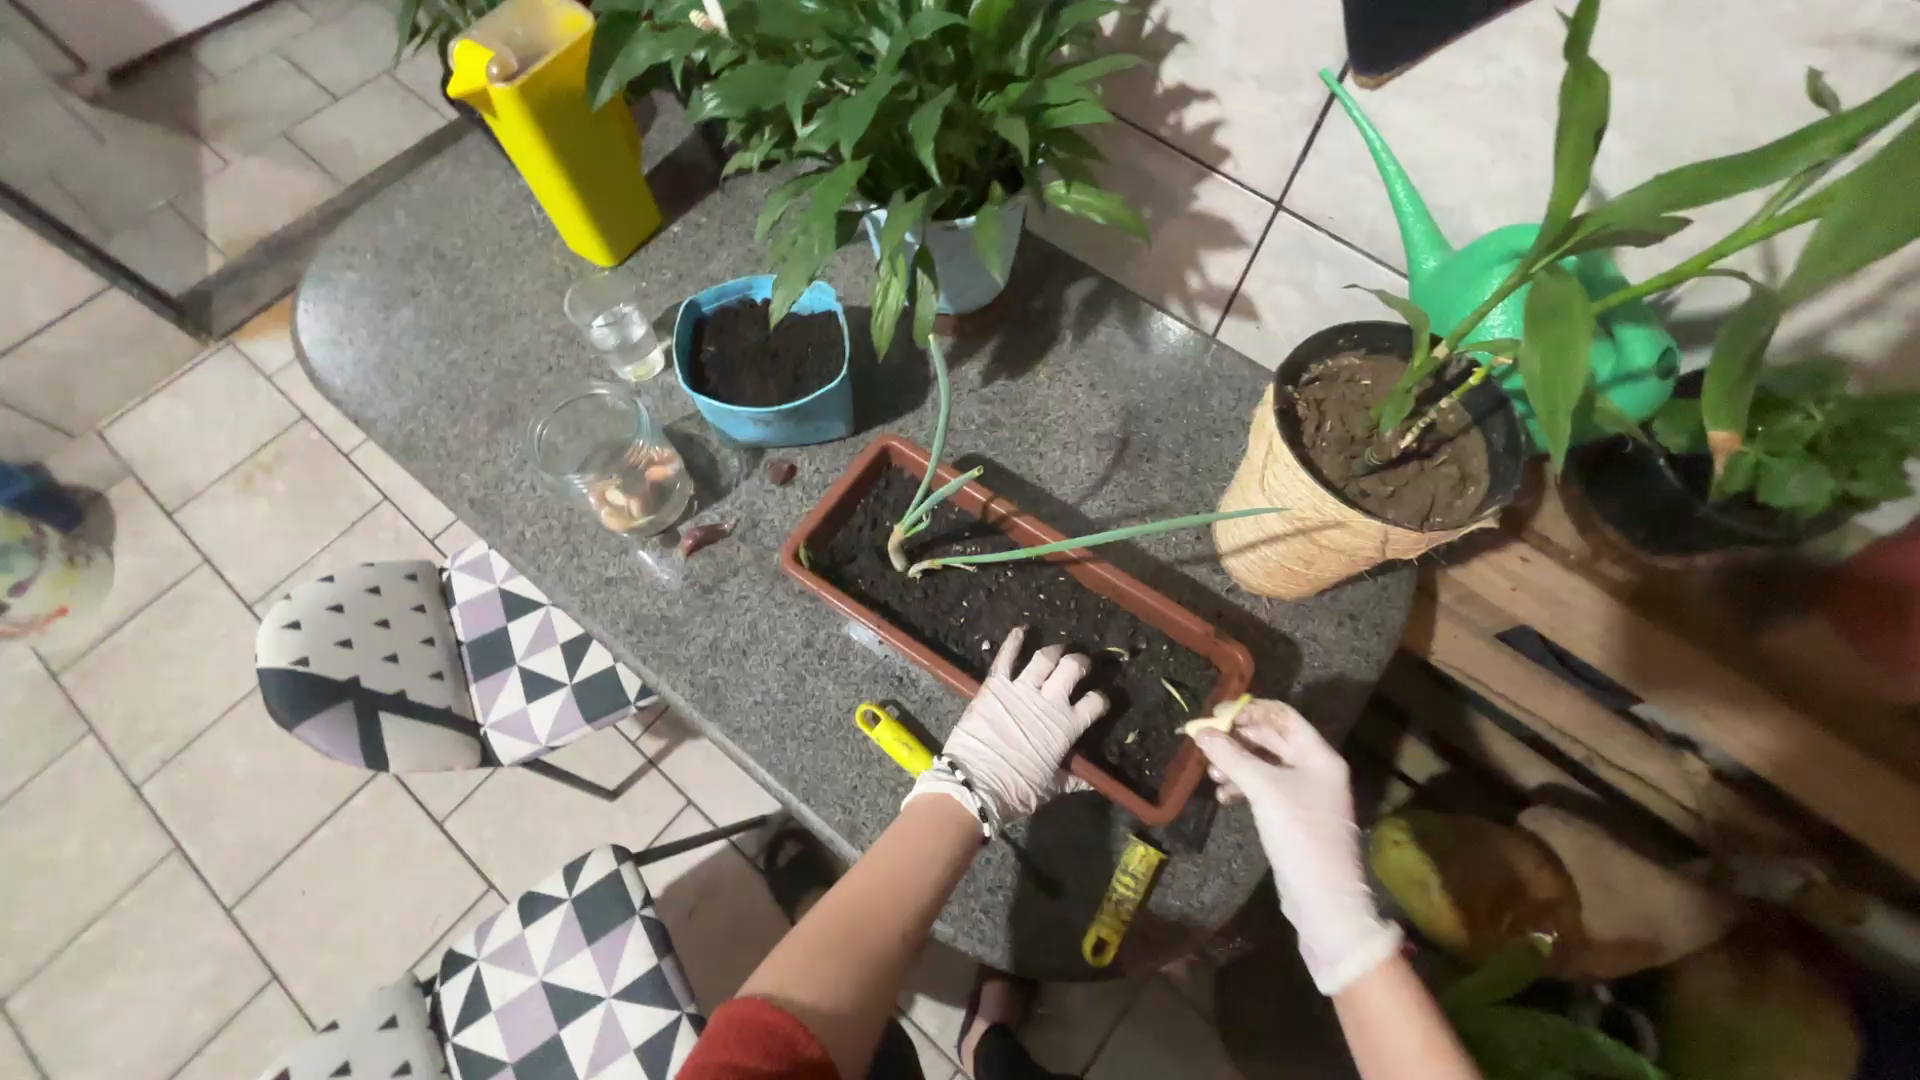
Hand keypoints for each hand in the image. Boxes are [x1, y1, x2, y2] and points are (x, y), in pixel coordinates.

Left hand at [906, 628, 1106, 830]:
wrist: (975, 784)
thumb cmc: (1016, 790)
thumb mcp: (1050, 788)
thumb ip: (1072, 780)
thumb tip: (1091, 783)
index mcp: (1066, 727)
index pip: (1096, 703)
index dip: (1102, 698)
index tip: (1101, 697)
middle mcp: (1048, 702)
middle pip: (1072, 668)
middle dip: (1081, 661)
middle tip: (1081, 662)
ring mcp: (1020, 690)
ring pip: (1044, 658)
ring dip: (1054, 650)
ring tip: (1058, 649)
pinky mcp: (995, 685)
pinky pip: (1006, 657)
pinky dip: (1013, 641)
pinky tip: (1021, 630)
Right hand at [1189, 699, 1401, 994]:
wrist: (1323, 897)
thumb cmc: (1299, 833)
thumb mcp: (1263, 789)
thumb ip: (1231, 756)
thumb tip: (1200, 732)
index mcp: (1317, 754)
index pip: (1281, 715)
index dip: (1248, 710)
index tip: (1214, 715)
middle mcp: (1313, 767)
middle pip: (1270, 738)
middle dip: (1236, 738)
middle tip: (1204, 741)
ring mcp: (1303, 792)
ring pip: (1262, 763)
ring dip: (1235, 762)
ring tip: (1211, 772)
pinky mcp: (1291, 813)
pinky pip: (1262, 786)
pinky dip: (1241, 786)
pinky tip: (1224, 795)